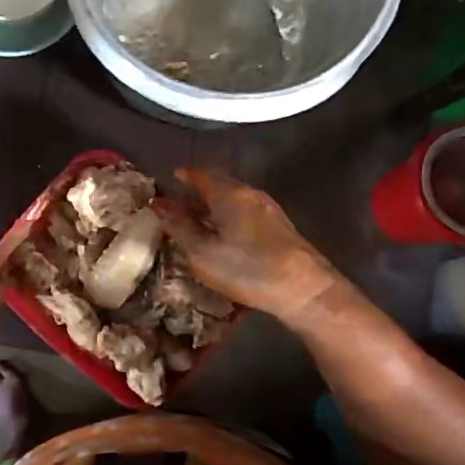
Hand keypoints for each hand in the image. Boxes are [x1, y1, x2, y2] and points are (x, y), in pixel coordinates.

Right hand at [157, 169, 343, 322]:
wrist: (305, 290)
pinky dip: (226, 216)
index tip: (168, 180)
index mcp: (229, 194)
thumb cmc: (246, 268)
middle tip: (175, 204)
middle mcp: (250, 195)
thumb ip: (178, 225)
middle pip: (218, 185)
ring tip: (193, 221)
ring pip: (232, 199)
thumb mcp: (201, 251)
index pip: (201, 175)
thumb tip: (159, 204)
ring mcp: (268, 210)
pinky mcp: (278, 227)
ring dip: (211, 206)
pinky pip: (243, 212)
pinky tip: (220, 234)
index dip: (183, 176)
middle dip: (195, 192)